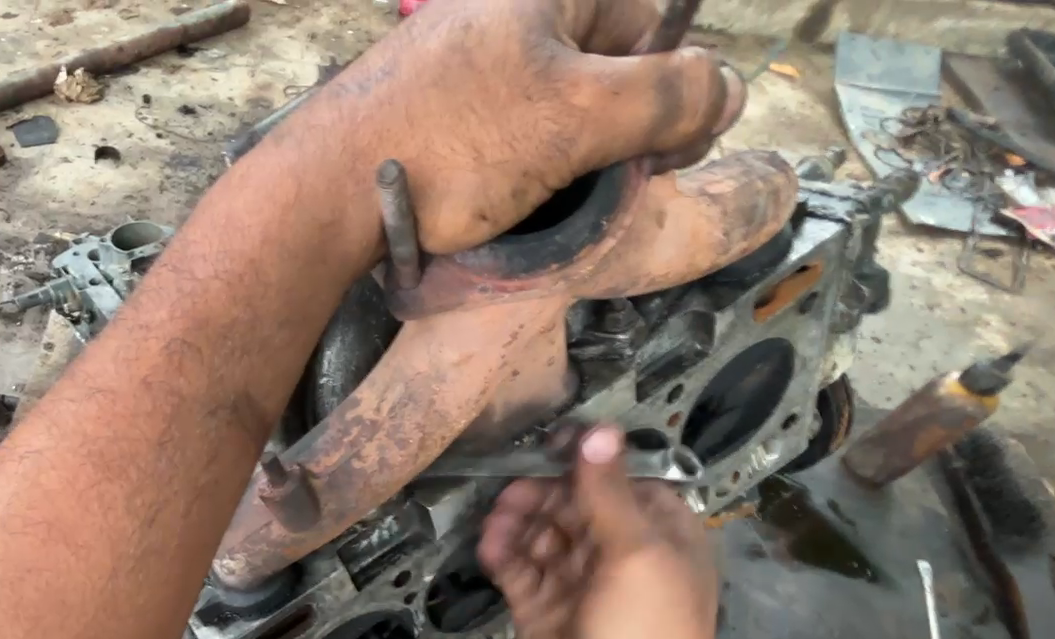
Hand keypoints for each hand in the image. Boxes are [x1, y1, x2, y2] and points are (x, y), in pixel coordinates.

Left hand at [299, 0, 747, 252]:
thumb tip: (728, 89)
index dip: (672, 84)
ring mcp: (453, 70)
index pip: (648, 18)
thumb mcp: (578, 117)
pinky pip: (494, 138)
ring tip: (550, 204)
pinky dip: (512, 170)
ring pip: (543, 112)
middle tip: (606, 188)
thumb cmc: (455, 146)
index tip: (665, 154)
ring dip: (564, 159)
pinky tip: (503, 205)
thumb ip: (666, 96)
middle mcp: (496, 19)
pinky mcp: (424, 119)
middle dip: (614, 130)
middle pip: (595, 67)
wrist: (325, 197)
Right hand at [476, 426, 718, 638]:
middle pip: (571, 503)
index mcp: (658, 534)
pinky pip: (517, 565)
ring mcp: (574, 577)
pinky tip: (489, 544)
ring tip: (496, 517)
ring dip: (517, 520)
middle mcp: (615, 550)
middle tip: (511, 488)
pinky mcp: (538, 601)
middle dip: (542, 493)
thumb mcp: (638, 552)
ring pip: (540, 532)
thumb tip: (598, 427)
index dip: (586, 463)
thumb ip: (607, 491)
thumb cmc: (649, 628)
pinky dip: (502, 552)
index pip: (620, 481)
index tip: (549, 445)